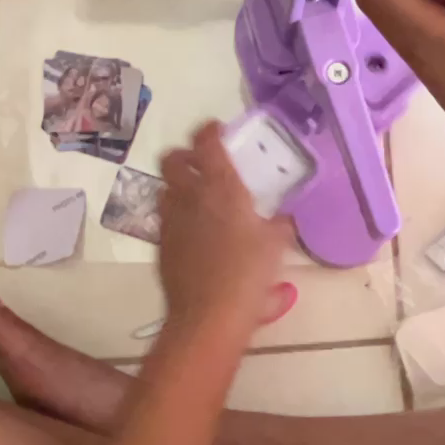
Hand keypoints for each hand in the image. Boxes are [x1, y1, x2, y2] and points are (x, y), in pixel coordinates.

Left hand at [157, 123, 291, 332]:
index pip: (206, 143)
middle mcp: (190, 196)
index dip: (209, 131)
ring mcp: (170, 220)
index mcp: (221, 187)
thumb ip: (280, 225)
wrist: (209, 314)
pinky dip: (178, 215)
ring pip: (165, 188)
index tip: (217, 130)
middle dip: (185, 155)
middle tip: (202, 163)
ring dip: (178, 186)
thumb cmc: (248, 274)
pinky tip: (195, 232)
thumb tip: (284, 218)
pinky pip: (166, 218)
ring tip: (198, 198)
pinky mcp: (161, 244)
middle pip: (173, 159)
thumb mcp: (276, 246)